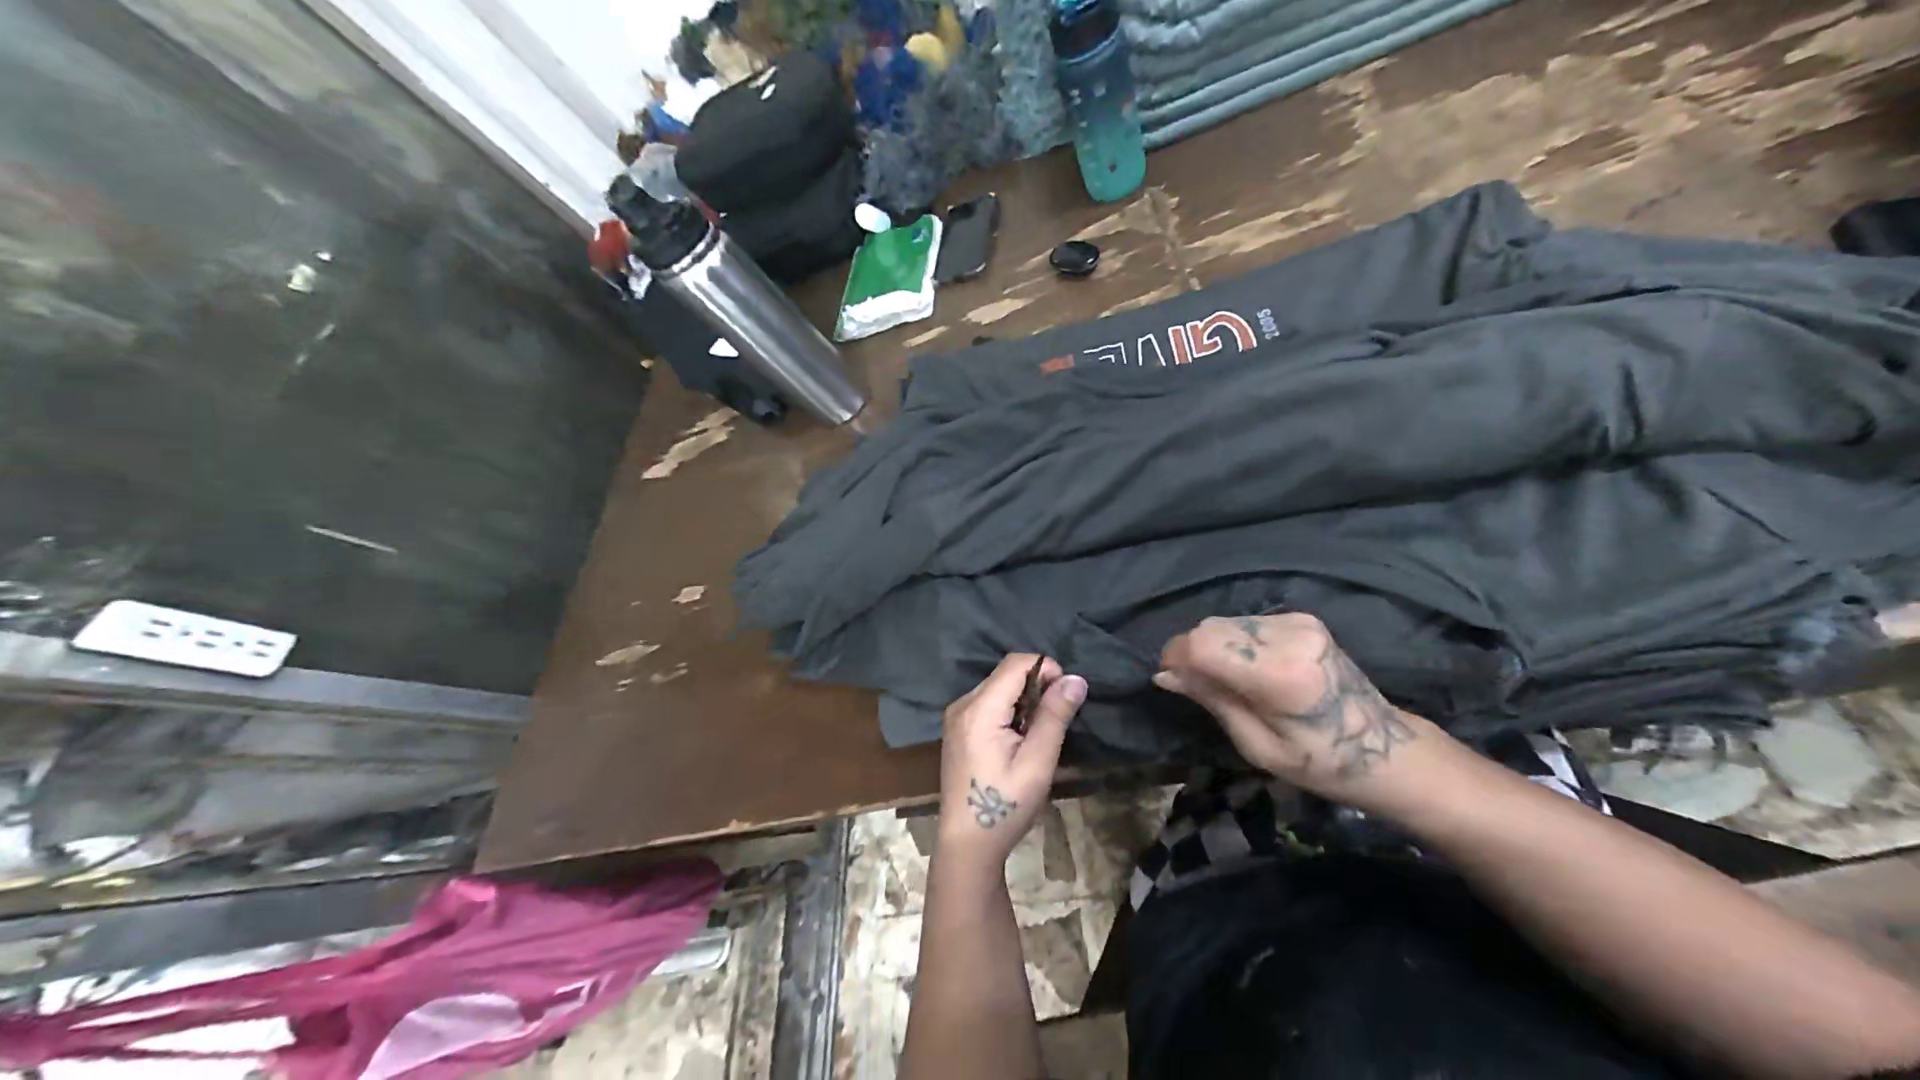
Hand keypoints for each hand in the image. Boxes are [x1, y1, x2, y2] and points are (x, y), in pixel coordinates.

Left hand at [937, 654, 1086, 866]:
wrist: (967, 843)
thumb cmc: (1006, 805)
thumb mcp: (1038, 762)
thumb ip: (1054, 716)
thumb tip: (1076, 679)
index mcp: (979, 709)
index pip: (1015, 663)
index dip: (1046, 669)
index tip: (1067, 694)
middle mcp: (963, 704)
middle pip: (1005, 674)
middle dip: (1036, 684)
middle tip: (1057, 716)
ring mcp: (956, 717)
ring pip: (997, 687)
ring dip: (1024, 698)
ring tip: (1041, 731)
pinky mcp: (957, 729)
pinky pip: (987, 703)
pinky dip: (1009, 710)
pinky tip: (1020, 739)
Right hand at [1156, 614, 1438, 806]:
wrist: (1387, 750)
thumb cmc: (1320, 762)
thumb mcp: (1257, 746)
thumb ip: (1212, 700)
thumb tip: (1164, 675)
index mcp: (1281, 674)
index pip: (1203, 644)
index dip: (1175, 657)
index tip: (1170, 680)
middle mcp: (1289, 636)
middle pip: (1209, 628)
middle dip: (1191, 653)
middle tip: (1197, 686)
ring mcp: (1298, 621)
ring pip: (1223, 622)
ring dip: (1212, 647)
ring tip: (1226, 681)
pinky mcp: (1302, 618)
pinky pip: (1244, 622)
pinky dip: (1233, 642)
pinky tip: (1248, 669)